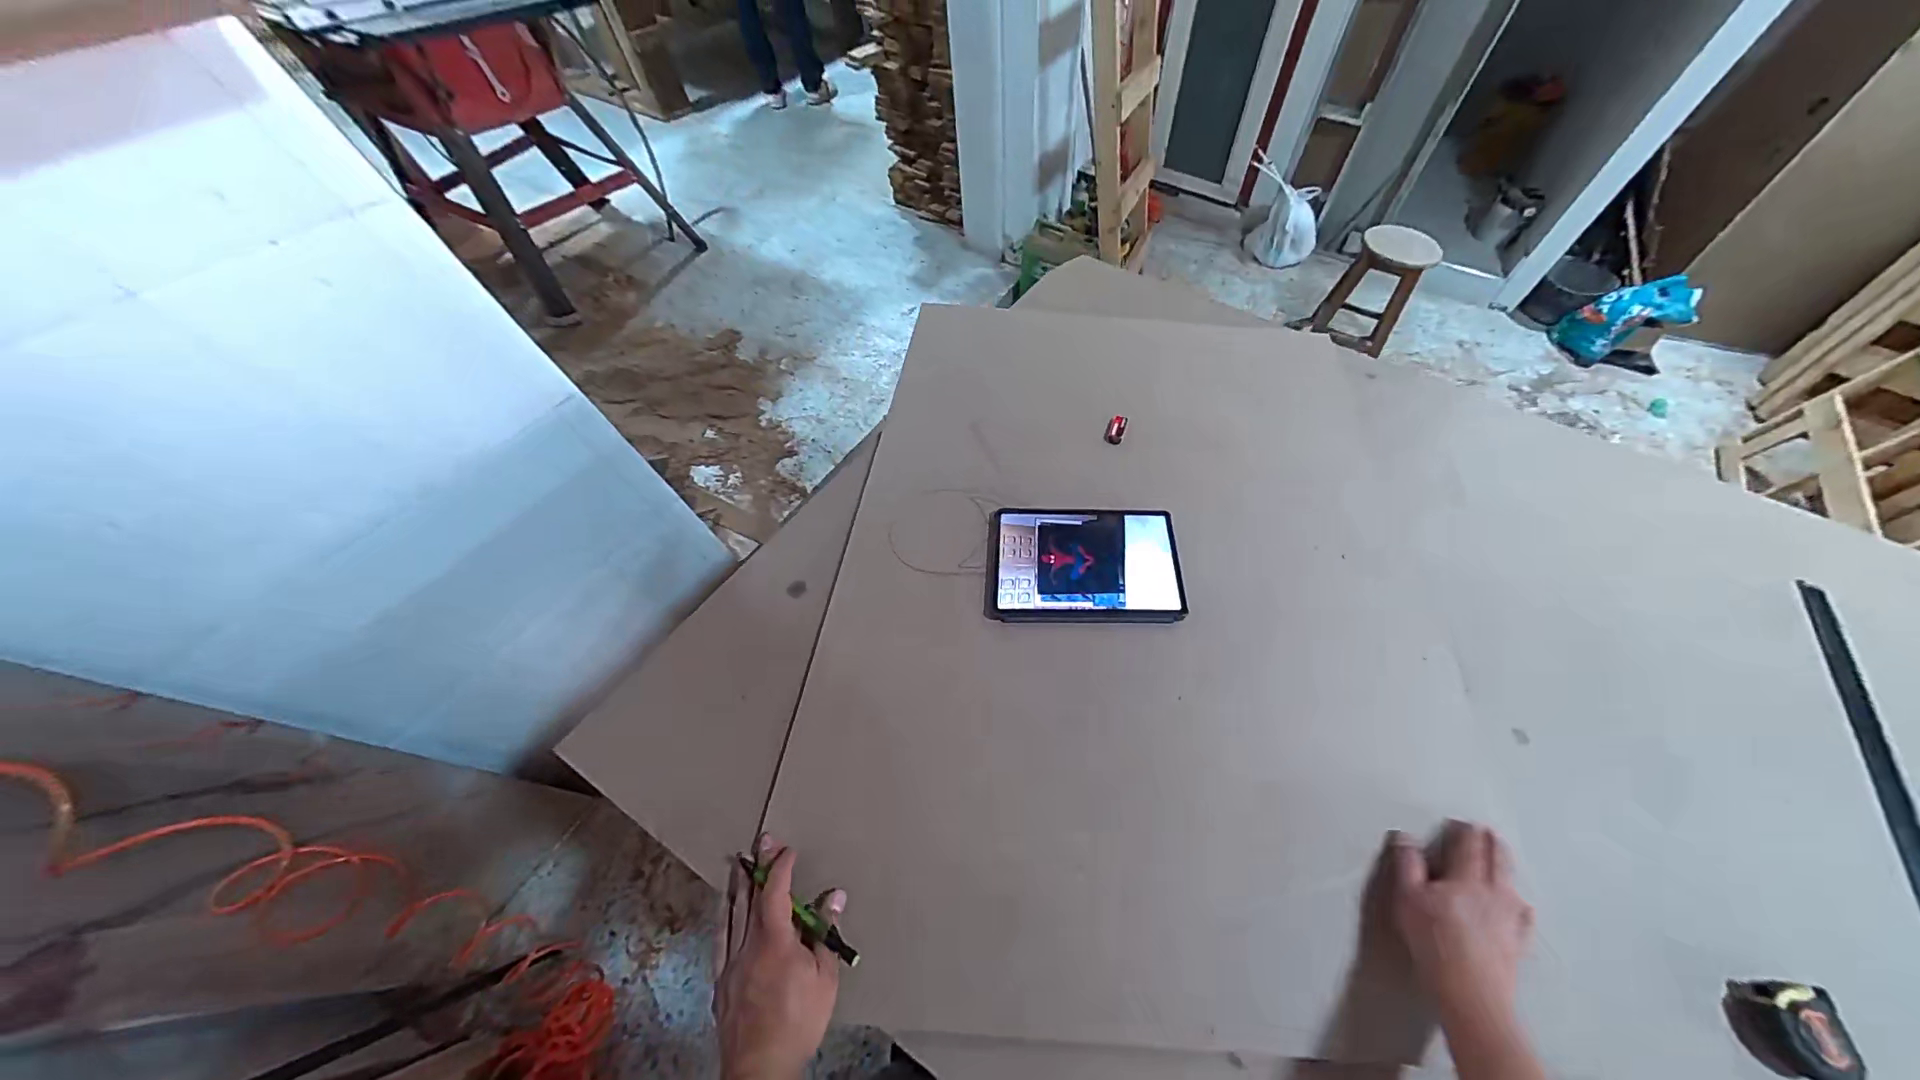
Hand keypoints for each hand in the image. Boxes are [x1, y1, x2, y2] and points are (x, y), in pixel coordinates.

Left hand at [715, 834, 845, 1079]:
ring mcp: (730, 963)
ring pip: (730, 915)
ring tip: (737, 864)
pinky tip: (723, 910)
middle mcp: (748, 946)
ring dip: (736, 886)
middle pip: (749, 897)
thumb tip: (834, 898)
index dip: (781, 867)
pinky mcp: (720, 982)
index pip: (775, 893)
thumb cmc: (798, 1023)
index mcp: (775, 942)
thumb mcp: (824, 978)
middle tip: (760, 842)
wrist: (760, 1068)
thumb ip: (825, 933)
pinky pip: (720, 939)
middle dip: (756, 866)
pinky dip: (723, 917)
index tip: (788, 850)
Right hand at [1390, 821, 1533, 1022]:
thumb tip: (1406, 838)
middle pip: (1497, 860)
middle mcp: (1495, 893)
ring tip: (1502, 858)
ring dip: (1506, 866)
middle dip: (1491, 843)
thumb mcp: (1407, 897)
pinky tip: (1519, 904)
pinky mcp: (1518, 941)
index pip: (1469, 846)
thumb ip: (1407, 864)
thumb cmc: (1433, 940)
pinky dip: (1519, 900)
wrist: (1471, 991)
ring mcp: (1511, 918)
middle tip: (1487, 832)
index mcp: (1466, 878)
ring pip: (1512, 883)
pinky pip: (1523, 913)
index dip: (1465, 831)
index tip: (1462, 822)